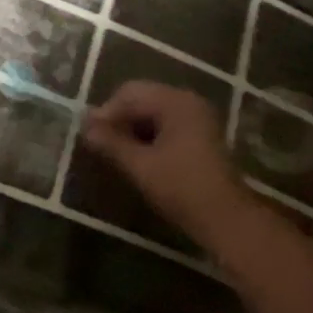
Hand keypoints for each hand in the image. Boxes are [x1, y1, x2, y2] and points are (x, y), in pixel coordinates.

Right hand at [80, 81, 263, 253]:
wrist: (227, 219)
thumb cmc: (182, 189)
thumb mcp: (141, 166)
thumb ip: (111, 143)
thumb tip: (85, 128)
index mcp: (175, 101)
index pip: (130, 94)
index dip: (105, 112)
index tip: (87, 134)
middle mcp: (188, 101)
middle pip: (142, 98)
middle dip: (119, 118)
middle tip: (98, 141)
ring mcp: (198, 117)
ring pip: (154, 112)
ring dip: (132, 127)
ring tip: (114, 149)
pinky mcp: (201, 134)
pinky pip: (167, 123)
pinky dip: (149, 134)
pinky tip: (137, 154)